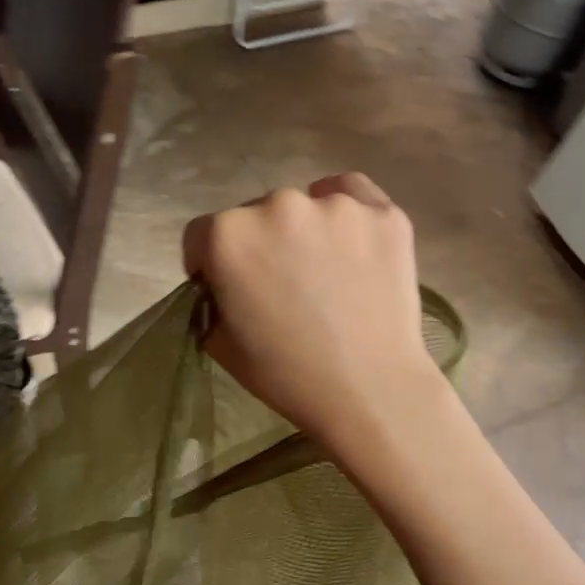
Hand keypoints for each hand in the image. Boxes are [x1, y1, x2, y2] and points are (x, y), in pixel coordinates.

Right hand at [182, 174, 444, 446]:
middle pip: (255, 216)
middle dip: (261, 245)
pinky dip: (347, 213)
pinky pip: (352, 194)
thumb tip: (224, 285)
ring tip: (326, 274)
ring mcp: (334, 205)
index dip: (209, 265)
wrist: (370, 390)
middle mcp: (277, 204)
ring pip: (305, 206)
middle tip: (282, 287)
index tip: (228, 291)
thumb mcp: (221, 344)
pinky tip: (353, 246)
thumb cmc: (286, 376)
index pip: (202, 236)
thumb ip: (211, 299)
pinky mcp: (382, 211)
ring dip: (305, 231)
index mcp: (227, 237)